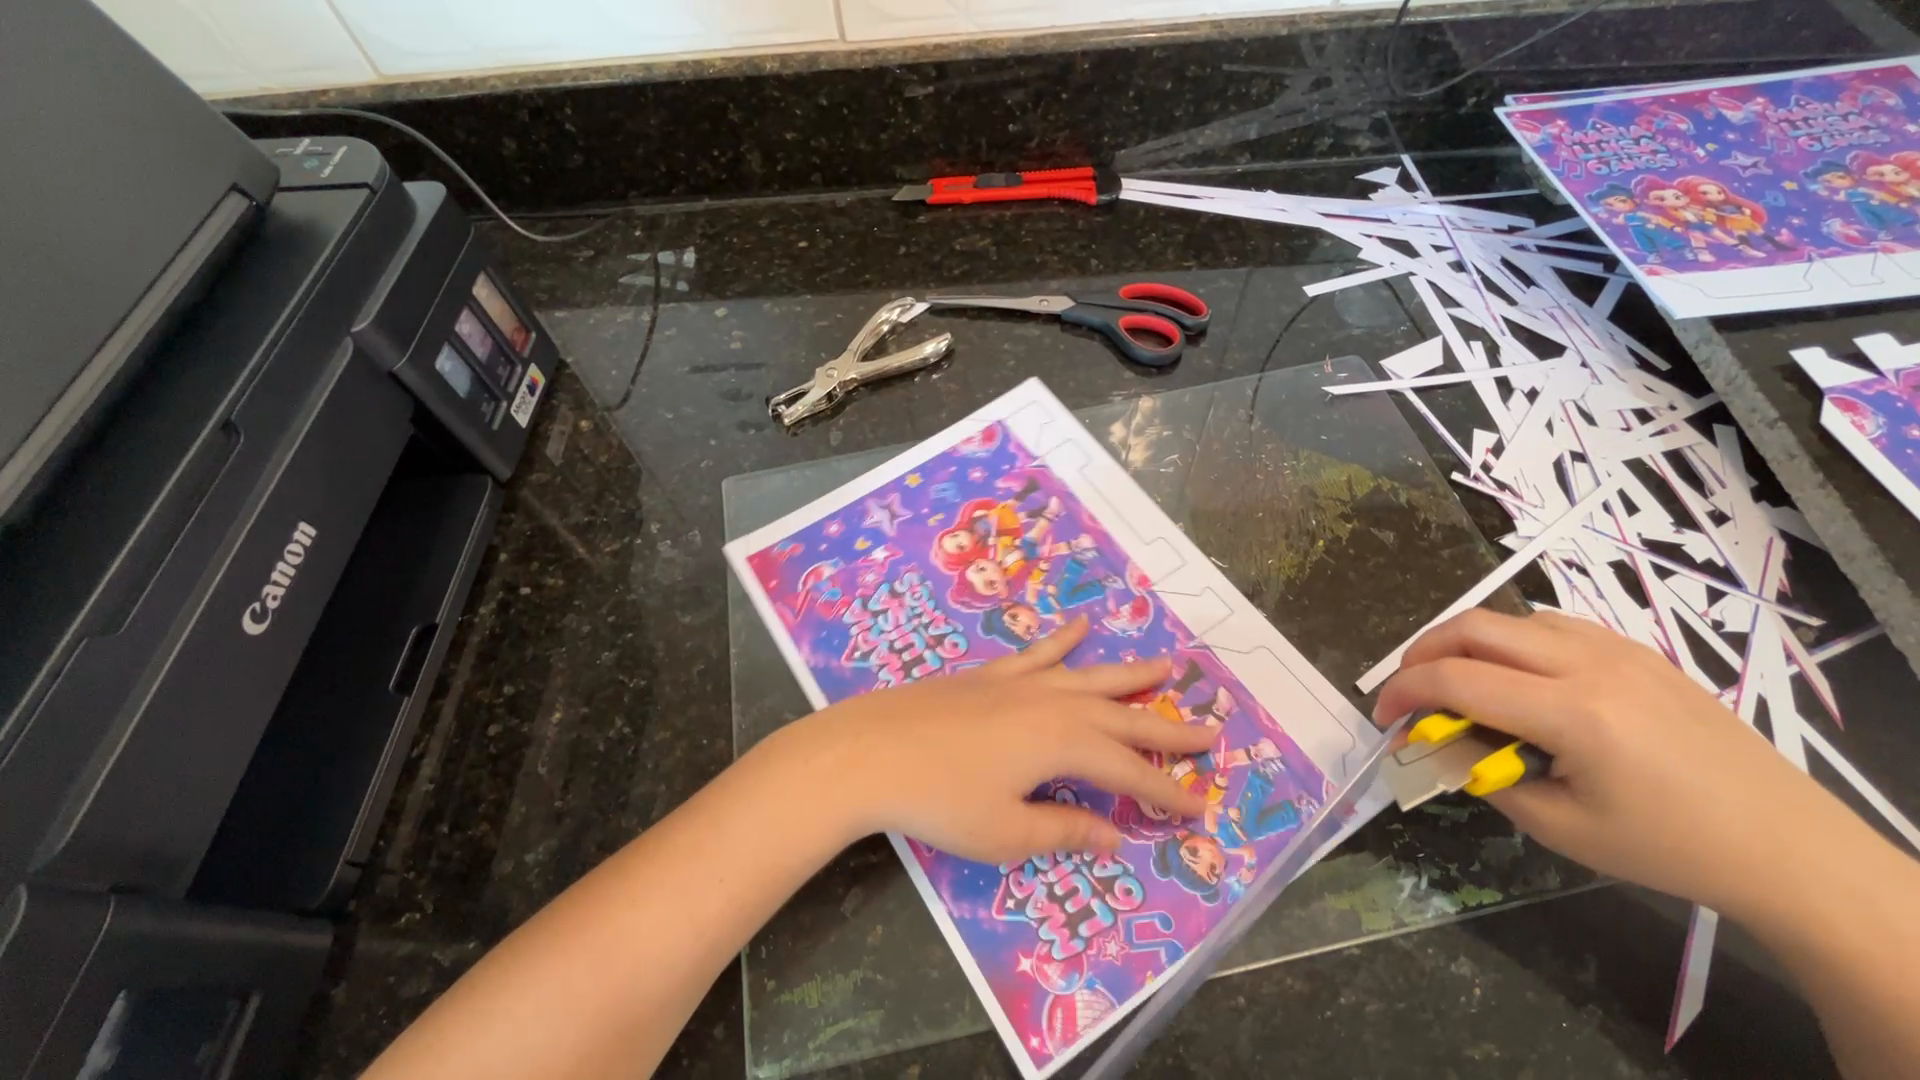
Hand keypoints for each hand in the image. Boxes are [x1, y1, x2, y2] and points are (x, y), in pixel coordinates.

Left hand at [765, 618, 1212, 863]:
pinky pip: (1038, 654)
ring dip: (1131, 674)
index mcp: (1063, 743)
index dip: (1167, 792)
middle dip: (1167, 728)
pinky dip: (1063, 641)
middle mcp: (1052, 704)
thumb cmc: (937, 800)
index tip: (1201, 806)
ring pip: (1090, 675)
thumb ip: (1066, 829)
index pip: (1130, 772)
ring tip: (1169, 665)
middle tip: (1209, 731)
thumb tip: (1115, 836)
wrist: (866, 752)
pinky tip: (1080, 626)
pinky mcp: (988, 676)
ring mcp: (1019, 683)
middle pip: (1122, 716)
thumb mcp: (1006, 832)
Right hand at [1372, 609, 1843, 917]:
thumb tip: (1439, 743)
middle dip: (1421, 653)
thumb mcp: (1559, 827)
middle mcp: (1591, 664)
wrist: (1783, 842)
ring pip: (1511, 618)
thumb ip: (1486, 774)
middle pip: (1474, 627)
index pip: (1456, 679)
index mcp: (1572, 714)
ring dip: (1465, 642)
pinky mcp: (1638, 652)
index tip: (1383, 719)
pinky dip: (1510, 641)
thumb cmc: (1667, 846)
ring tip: (1453, 682)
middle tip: (1407, 691)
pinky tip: (1513, 677)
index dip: (1404, 692)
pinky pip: (1553, 626)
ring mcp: (1619, 650)